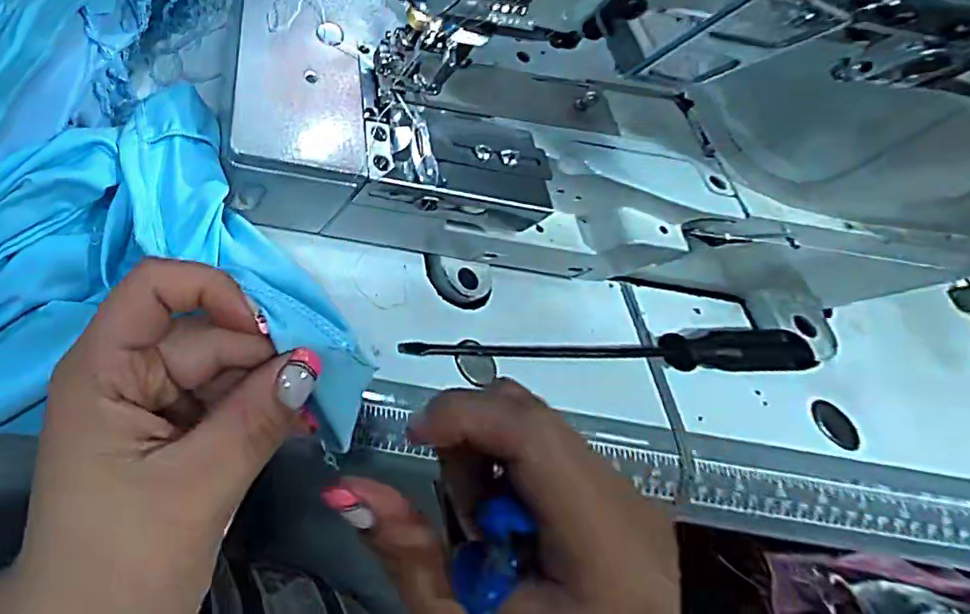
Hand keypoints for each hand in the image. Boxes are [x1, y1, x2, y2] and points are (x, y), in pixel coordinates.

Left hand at [11, 259, 321, 613]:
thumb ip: (254, 421)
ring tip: (304, 411)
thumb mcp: (194, 491)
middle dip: (254, 355)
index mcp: (102, 366)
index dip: (211, 290)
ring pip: (212, 367)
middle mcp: (119, 370)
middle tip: (309, 385)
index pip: (154, 286)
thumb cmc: (119, 567)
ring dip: (258, 385)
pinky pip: (211, 400)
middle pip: (196, 333)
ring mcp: (139, 399)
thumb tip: (308, 364)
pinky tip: (283, 424)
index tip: (262, 331)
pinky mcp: (159, 429)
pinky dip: (247, 410)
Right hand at [322, 379, 677, 613]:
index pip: (523, 425)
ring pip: (532, 423)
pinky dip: (512, 468)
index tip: (417, 439)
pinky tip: (513, 528)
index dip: (459, 413)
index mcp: (595, 530)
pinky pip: (549, 447)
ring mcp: (622, 490)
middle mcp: (617, 493)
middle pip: (522, 412)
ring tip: (487, 526)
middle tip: (460, 507)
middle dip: (467, 440)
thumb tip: (347, 492)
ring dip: (487, 454)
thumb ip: (410, 557)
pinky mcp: (618, 496)